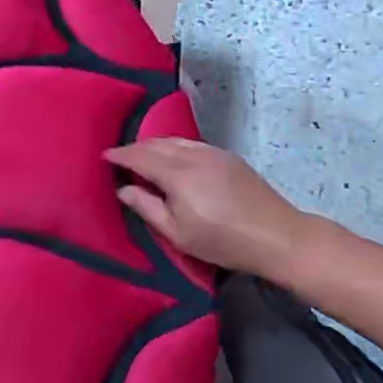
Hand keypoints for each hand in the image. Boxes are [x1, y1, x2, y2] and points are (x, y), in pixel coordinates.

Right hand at [104, 138, 309, 276]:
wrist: (278, 236)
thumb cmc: (223, 241)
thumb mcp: (178, 234)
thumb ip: (147, 208)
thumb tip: (123, 189)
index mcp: (177, 174)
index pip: (139, 156)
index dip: (120, 155)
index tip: (104, 156)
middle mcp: (193, 155)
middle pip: (156, 143)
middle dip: (135, 148)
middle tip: (120, 158)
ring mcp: (213, 153)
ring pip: (174, 141)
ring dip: (154, 145)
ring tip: (143, 156)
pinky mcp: (227, 156)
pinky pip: (191, 144)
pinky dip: (174, 146)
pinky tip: (173, 158)